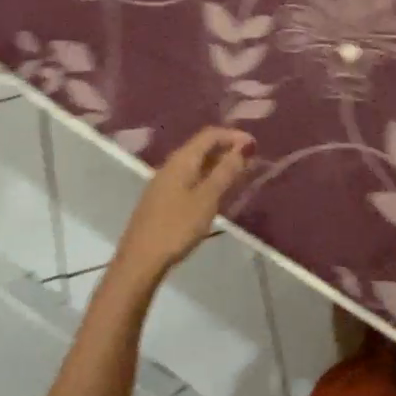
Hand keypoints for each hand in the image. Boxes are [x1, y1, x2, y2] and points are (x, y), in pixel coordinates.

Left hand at [113, 128, 253, 281]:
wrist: (140, 260)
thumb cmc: (176, 227)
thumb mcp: (207, 199)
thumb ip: (226, 172)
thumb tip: (243, 147)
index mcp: (182, 160)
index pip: (210, 135)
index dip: (233, 136)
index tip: (255, 146)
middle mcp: (171, 165)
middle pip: (202, 146)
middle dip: (227, 148)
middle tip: (251, 160)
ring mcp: (165, 182)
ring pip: (196, 163)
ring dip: (218, 164)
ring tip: (239, 175)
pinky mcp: (163, 198)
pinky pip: (190, 177)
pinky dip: (208, 178)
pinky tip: (217, 192)